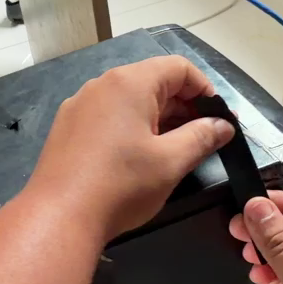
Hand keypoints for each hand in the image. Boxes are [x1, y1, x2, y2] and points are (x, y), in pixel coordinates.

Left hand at [20, 56, 235, 241]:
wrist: (59, 215)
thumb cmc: (121, 184)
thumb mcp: (171, 161)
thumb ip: (202, 137)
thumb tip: (223, 125)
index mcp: (128, 83)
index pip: (178, 67)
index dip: (205, 89)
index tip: (218, 118)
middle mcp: (101, 85)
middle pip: (152, 80)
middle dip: (183, 105)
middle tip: (204, 137)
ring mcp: (79, 105)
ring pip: (129, 99)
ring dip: (158, 117)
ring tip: (176, 148)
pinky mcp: (67, 126)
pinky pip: (107, 115)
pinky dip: (130, 126)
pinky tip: (138, 155)